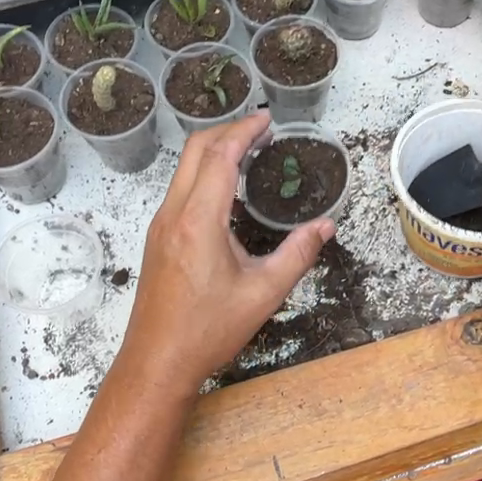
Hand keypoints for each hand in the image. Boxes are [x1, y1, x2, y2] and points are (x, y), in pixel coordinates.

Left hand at [119, 113, 333, 385]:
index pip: (220, 157)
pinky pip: (180, 188)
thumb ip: (297, 254)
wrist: (157, 361)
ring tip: (249, 153)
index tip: (267, 119)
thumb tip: (324, 226)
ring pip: (183, 168)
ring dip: (214, 151)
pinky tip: (228, 189)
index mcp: (199, 220)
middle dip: (228, 131)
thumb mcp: (263, 293)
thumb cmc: (208, 330)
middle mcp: (173, 214)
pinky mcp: (158, 238)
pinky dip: (204, 173)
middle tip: (262, 130)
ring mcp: (161, 225)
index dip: (244, 131)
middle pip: (194, 151)